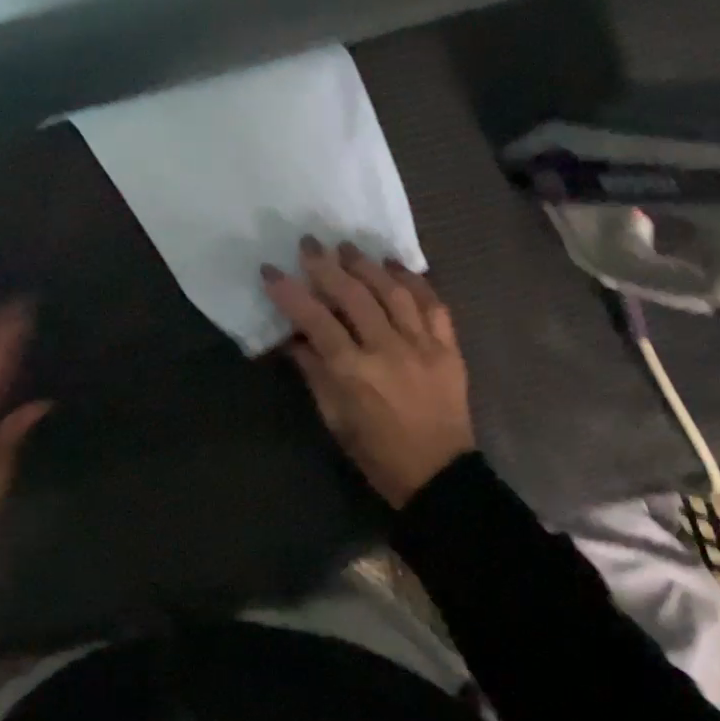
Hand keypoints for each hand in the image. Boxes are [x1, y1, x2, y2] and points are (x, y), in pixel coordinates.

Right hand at [261, 237, 474, 507]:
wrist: (438, 476)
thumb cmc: (376, 453)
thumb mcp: (334, 417)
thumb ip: (314, 372)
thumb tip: (293, 338)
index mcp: (354, 372)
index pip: (315, 320)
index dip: (290, 293)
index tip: (271, 271)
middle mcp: (388, 350)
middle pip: (354, 295)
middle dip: (327, 266)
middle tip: (310, 244)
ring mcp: (422, 346)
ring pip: (393, 292)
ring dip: (368, 265)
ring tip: (349, 248)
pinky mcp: (448, 348)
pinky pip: (433, 304)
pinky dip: (415, 281)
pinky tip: (397, 266)